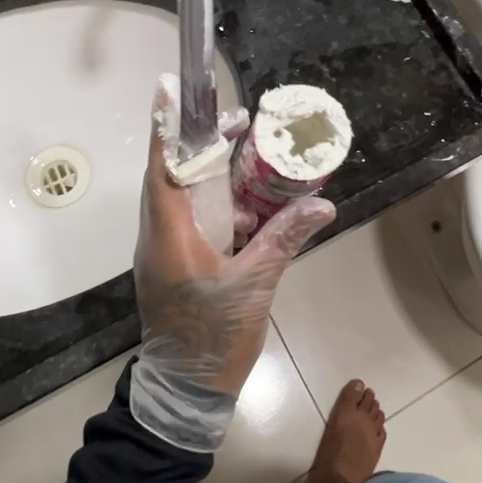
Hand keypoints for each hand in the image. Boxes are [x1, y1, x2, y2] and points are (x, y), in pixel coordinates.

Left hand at [129, 75, 334, 452]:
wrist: (185, 393)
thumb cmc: (214, 339)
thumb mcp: (255, 287)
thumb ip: (284, 239)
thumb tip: (323, 204)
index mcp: (169, 235)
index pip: (162, 168)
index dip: (165, 127)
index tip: (169, 89)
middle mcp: (158, 235)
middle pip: (171, 174)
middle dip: (199, 143)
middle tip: (235, 120)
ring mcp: (162, 250)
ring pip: (180, 196)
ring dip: (208, 172)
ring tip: (244, 154)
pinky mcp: (172, 263)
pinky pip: (189, 219)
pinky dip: (213, 202)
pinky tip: (246, 205)